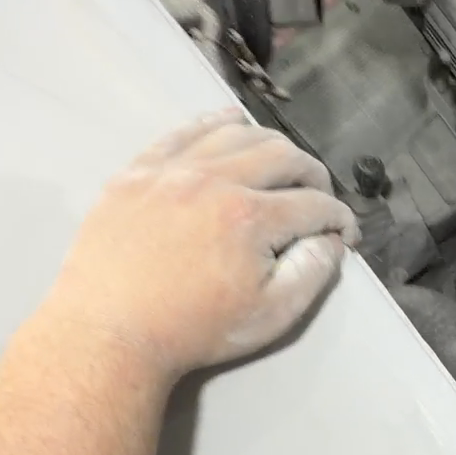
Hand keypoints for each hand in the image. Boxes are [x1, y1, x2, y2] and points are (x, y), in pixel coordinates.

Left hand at [40, 109, 359, 378]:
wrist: (110, 332)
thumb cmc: (197, 329)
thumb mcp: (272, 314)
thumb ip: (313, 272)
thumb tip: (330, 240)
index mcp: (252, 217)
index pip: (316, 204)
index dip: (341, 219)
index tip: (345, 236)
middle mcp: (216, 179)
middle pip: (283, 155)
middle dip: (314, 175)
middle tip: (320, 199)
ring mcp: (172, 170)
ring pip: (237, 133)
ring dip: (272, 145)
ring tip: (282, 167)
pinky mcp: (138, 172)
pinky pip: (183, 132)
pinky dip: (215, 123)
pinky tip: (230, 123)